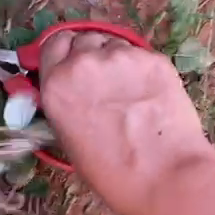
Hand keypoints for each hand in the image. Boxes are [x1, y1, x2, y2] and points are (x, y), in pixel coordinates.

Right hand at [37, 32, 214, 214]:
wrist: (161, 174)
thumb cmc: (110, 173)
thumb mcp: (69, 141)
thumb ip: (64, 105)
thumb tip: (70, 92)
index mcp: (56, 86)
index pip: (53, 45)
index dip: (63, 55)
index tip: (71, 67)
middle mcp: (83, 62)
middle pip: (83, 40)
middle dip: (89, 55)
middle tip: (101, 83)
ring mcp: (121, 56)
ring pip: (113, 45)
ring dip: (115, 61)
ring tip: (127, 92)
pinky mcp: (153, 57)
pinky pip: (140, 55)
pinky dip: (140, 70)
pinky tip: (148, 95)